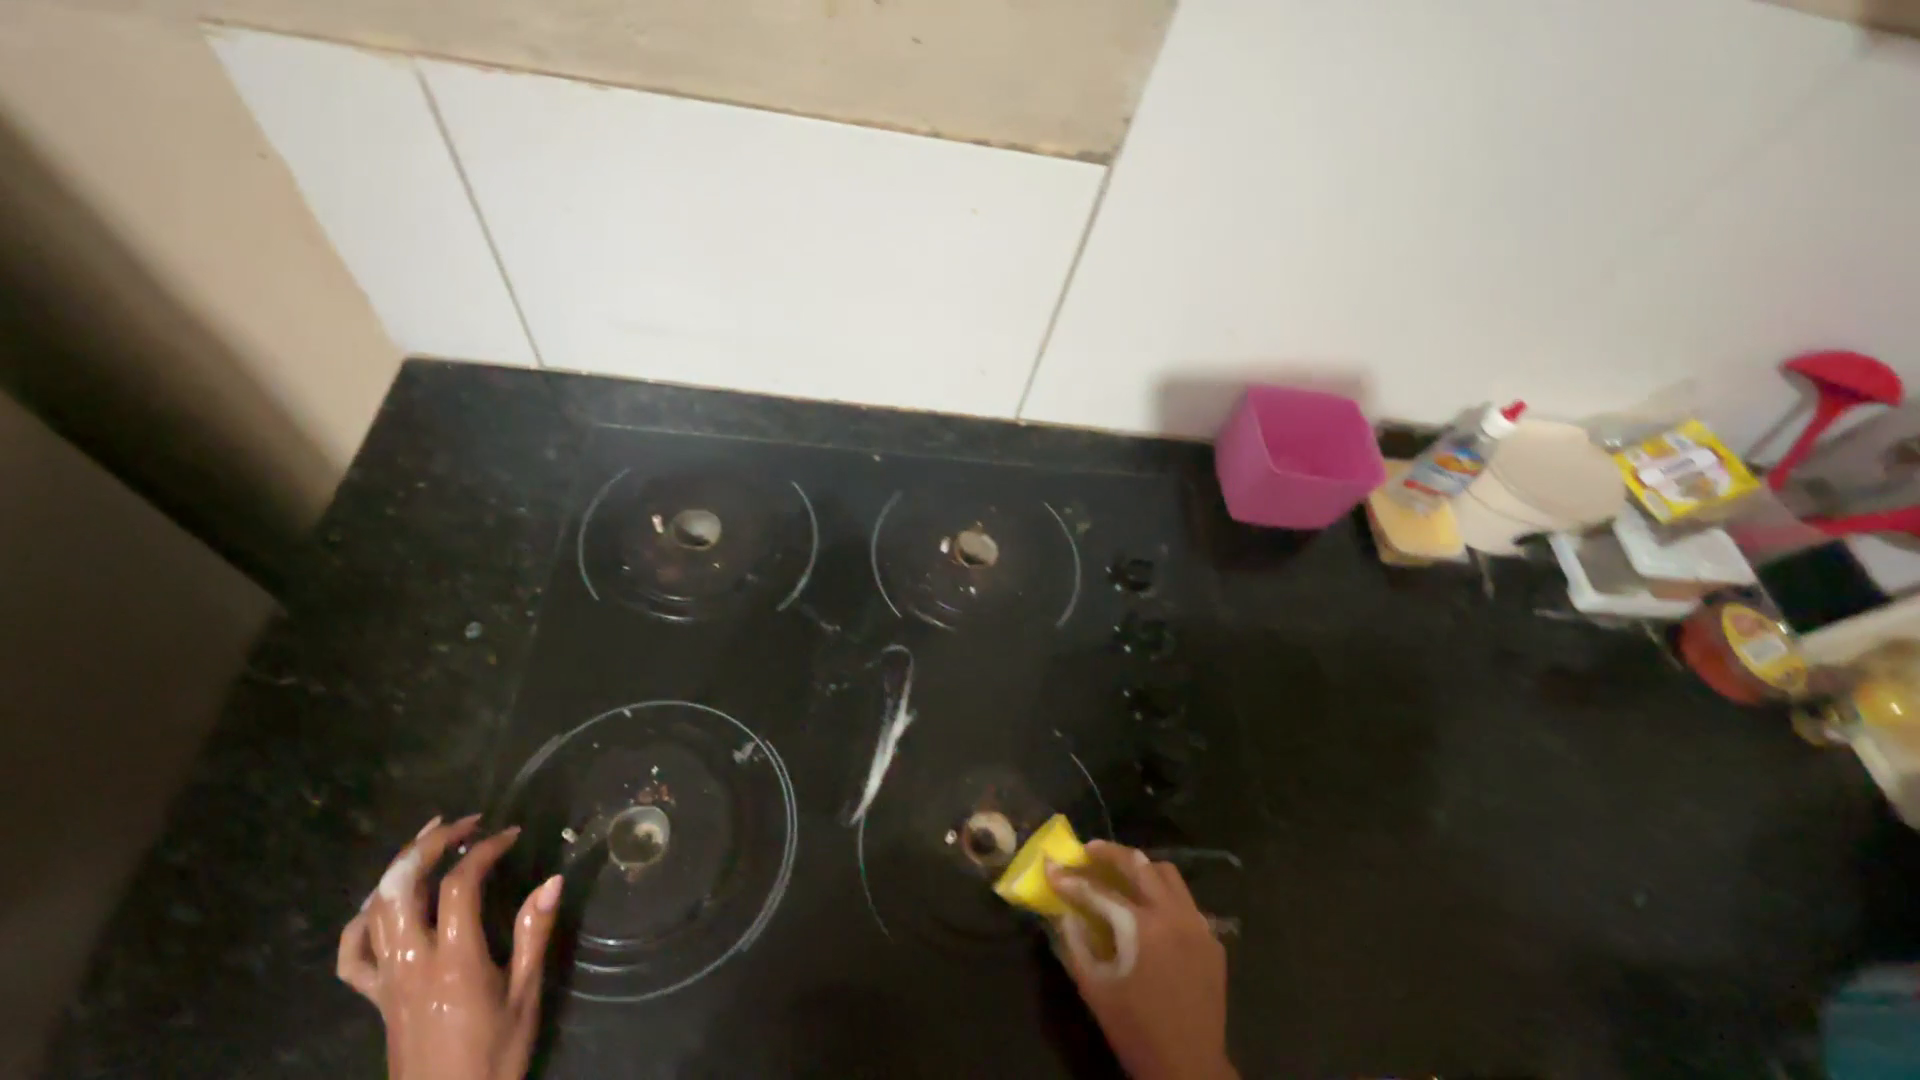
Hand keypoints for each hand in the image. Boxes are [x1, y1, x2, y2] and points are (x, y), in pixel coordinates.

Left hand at [337, 815, 562, 1079]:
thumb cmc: (495, 1055)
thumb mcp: (525, 995)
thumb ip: (534, 935)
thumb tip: (552, 880)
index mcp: (454, 961)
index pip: (458, 887)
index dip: (483, 850)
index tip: (510, 835)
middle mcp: (412, 963)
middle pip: (401, 888)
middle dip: (429, 845)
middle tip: (463, 822)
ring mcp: (386, 980)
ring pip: (374, 912)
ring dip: (398, 868)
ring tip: (427, 841)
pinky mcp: (375, 998)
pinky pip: (352, 956)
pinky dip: (360, 922)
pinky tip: (380, 905)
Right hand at [1046, 841, 1234, 1079]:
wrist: (1189, 1067)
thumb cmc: (1135, 1029)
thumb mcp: (1094, 987)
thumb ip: (1075, 942)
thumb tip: (1063, 910)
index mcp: (1141, 927)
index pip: (1099, 890)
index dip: (1070, 879)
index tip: (1052, 866)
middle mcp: (1173, 915)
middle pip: (1139, 865)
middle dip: (1109, 854)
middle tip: (1088, 851)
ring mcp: (1198, 925)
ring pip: (1168, 876)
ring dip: (1141, 868)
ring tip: (1120, 873)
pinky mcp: (1212, 941)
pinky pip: (1186, 903)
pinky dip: (1164, 896)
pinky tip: (1150, 911)